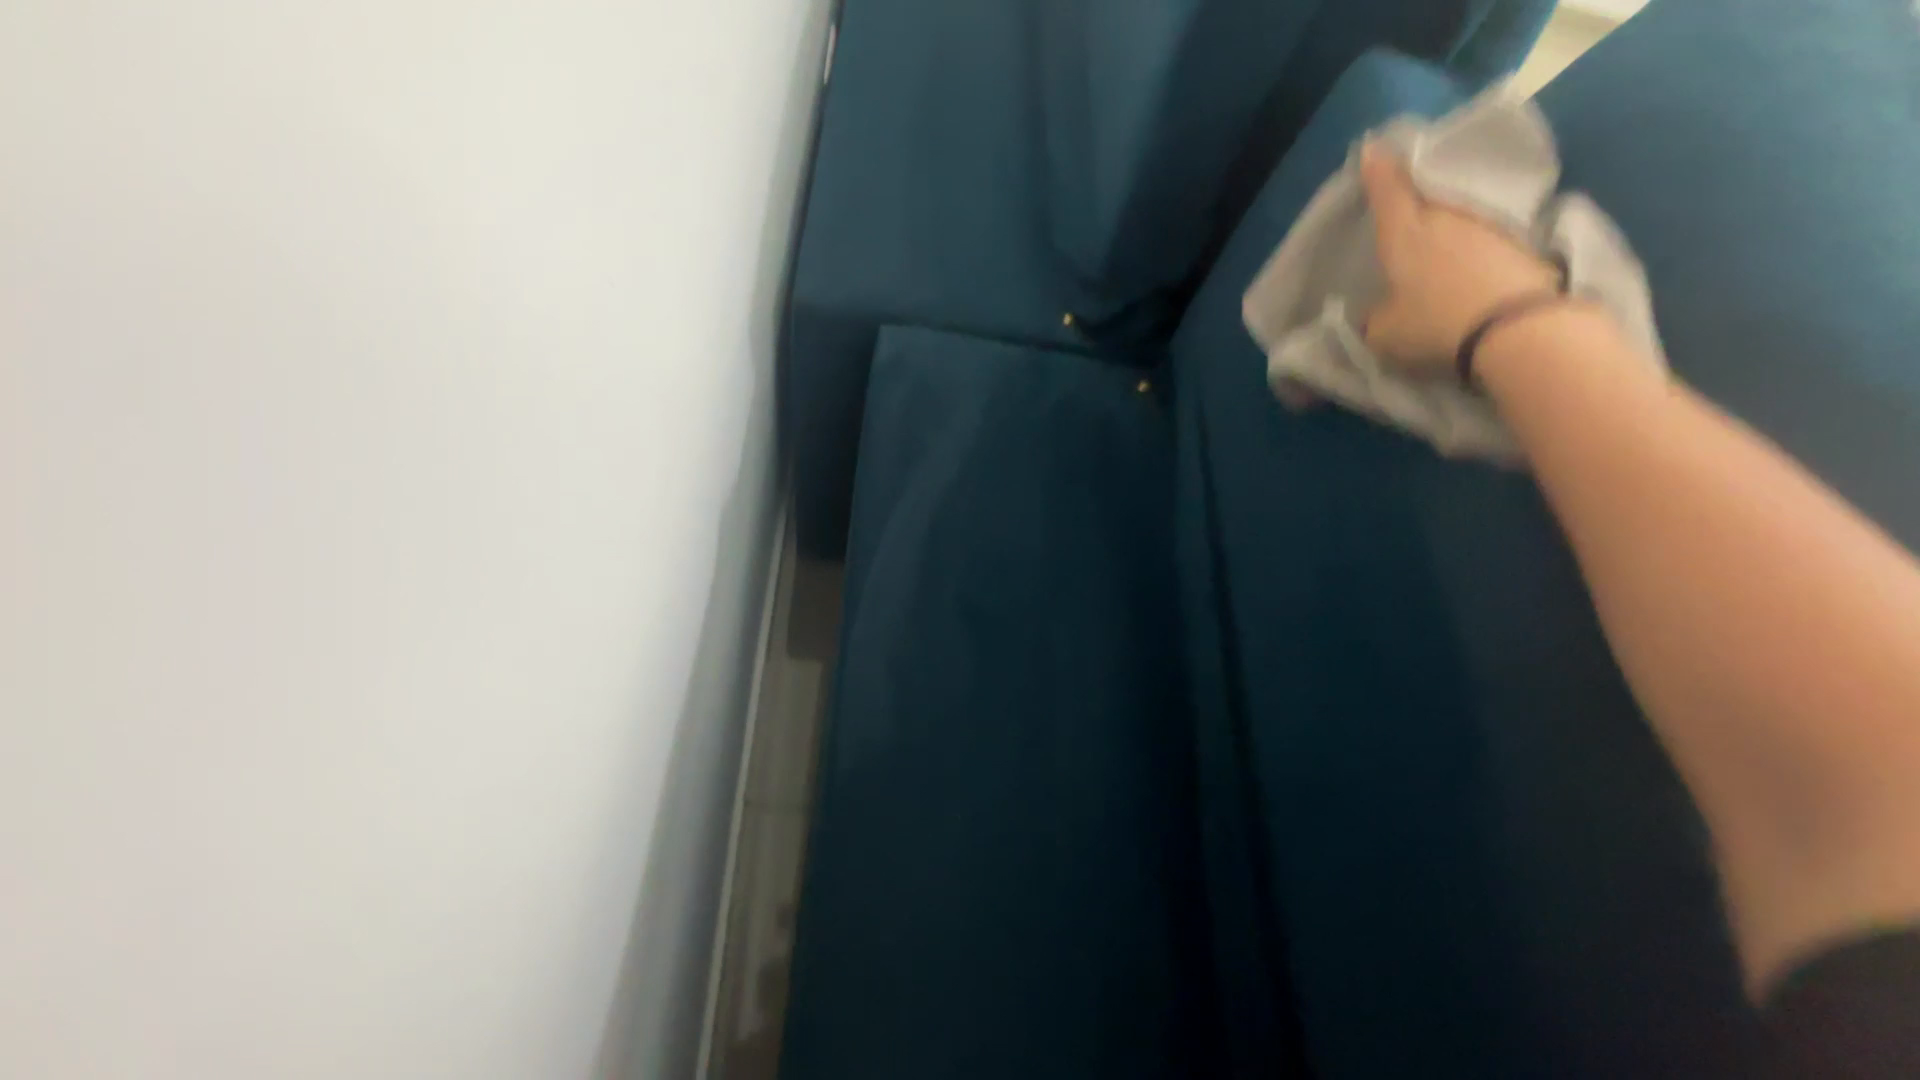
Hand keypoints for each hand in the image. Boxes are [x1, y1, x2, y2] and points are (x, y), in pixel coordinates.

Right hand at [1359, 140, 1564, 373]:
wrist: (1515, 329)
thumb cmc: (1434, 324)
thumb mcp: (1385, 332)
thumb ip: (1375, 316)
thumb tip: (1375, 311)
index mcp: (1404, 233)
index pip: (1387, 189)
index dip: (1377, 168)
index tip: (1372, 147)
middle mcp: (1444, 218)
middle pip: (1426, 194)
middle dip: (1413, 190)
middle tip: (1404, 196)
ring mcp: (1486, 226)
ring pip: (1457, 213)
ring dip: (1447, 220)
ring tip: (1438, 236)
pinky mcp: (1519, 242)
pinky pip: (1485, 234)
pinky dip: (1473, 243)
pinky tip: (1469, 261)